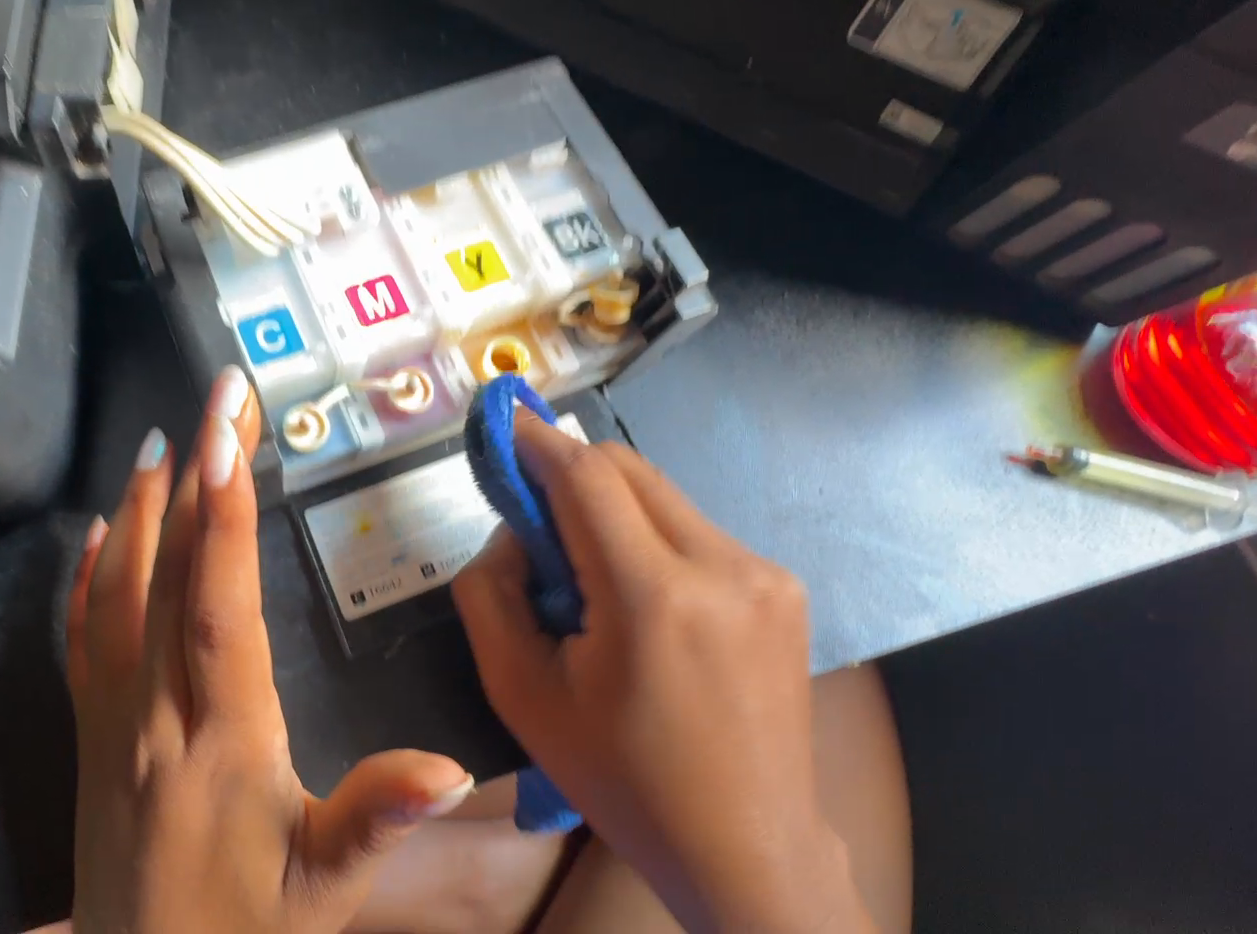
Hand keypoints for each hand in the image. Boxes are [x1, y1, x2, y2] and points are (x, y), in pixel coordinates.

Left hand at [66, 366, 475, 933]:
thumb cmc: (244, 932)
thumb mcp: (322, 890)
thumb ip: (376, 819)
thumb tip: (447, 767)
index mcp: (223, 735)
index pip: (219, 606)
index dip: (224, 519)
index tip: (226, 440)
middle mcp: (156, 710)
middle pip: (173, 574)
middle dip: (195, 477)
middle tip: (216, 401)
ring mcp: (112, 716)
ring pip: (119, 592)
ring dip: (138, 510)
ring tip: (157, 443)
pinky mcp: (90, 732)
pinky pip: (81, 637)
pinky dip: (86, 575)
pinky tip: (97, 531)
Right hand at [452, 415, 876, 933]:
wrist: (746, 850)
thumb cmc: (620, 778)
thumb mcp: (519, 691)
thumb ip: (490, 591)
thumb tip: (513, 529)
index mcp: (653, 597)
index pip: (585, 475)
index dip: (535, 440)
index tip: (500, 423)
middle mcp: (722, 566)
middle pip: (626, 468)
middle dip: (568, 472)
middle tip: (533, 519)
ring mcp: (765, 573)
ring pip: (659, 494)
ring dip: (608, 508)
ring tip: (588, 575)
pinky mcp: (783, 585)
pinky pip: (692, 528)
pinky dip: (647, 536)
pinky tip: (639, 597)